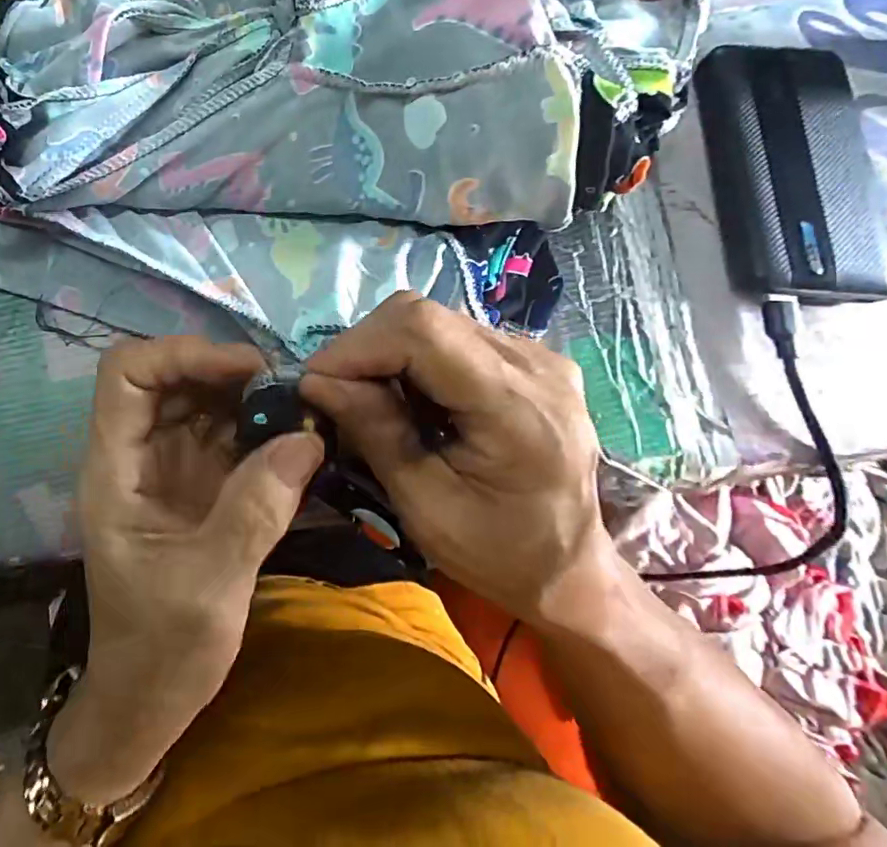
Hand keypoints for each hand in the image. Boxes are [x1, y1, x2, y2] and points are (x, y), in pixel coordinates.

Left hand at [54, 336, 324, 803]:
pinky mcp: (194, 485)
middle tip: (287, 387)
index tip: (244, 369)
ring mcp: (165, 467)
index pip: (126, 374)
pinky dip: (257, 428)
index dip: (180, 354)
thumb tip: (306, 439)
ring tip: (299, 407)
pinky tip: (295, 437)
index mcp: (114, 469)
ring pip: (198, 401)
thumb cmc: (160, 650)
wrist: (146, 700)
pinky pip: (223, 435)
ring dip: (246, 397)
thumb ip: (254, 511)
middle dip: (224, 370)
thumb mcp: (210, 586)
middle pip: (167, 378)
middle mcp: (135, 455)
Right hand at [299, 292, 612, 623]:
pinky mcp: (529, 358)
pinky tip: (408, 398)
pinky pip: (451, 335)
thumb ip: (376, 434)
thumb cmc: (497, 554)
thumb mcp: (425, 507)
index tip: (315, 383)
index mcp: (517, 410)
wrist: (570, 569)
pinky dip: (411, 357)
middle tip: (334, 393)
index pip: (423, 333)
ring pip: (433, 319)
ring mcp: (537, 356)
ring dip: (384, 352)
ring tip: (368, 399)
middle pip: (424, 316)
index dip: (357, 346)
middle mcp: (535, 366)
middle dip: (363, 348)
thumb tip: (316, 382)